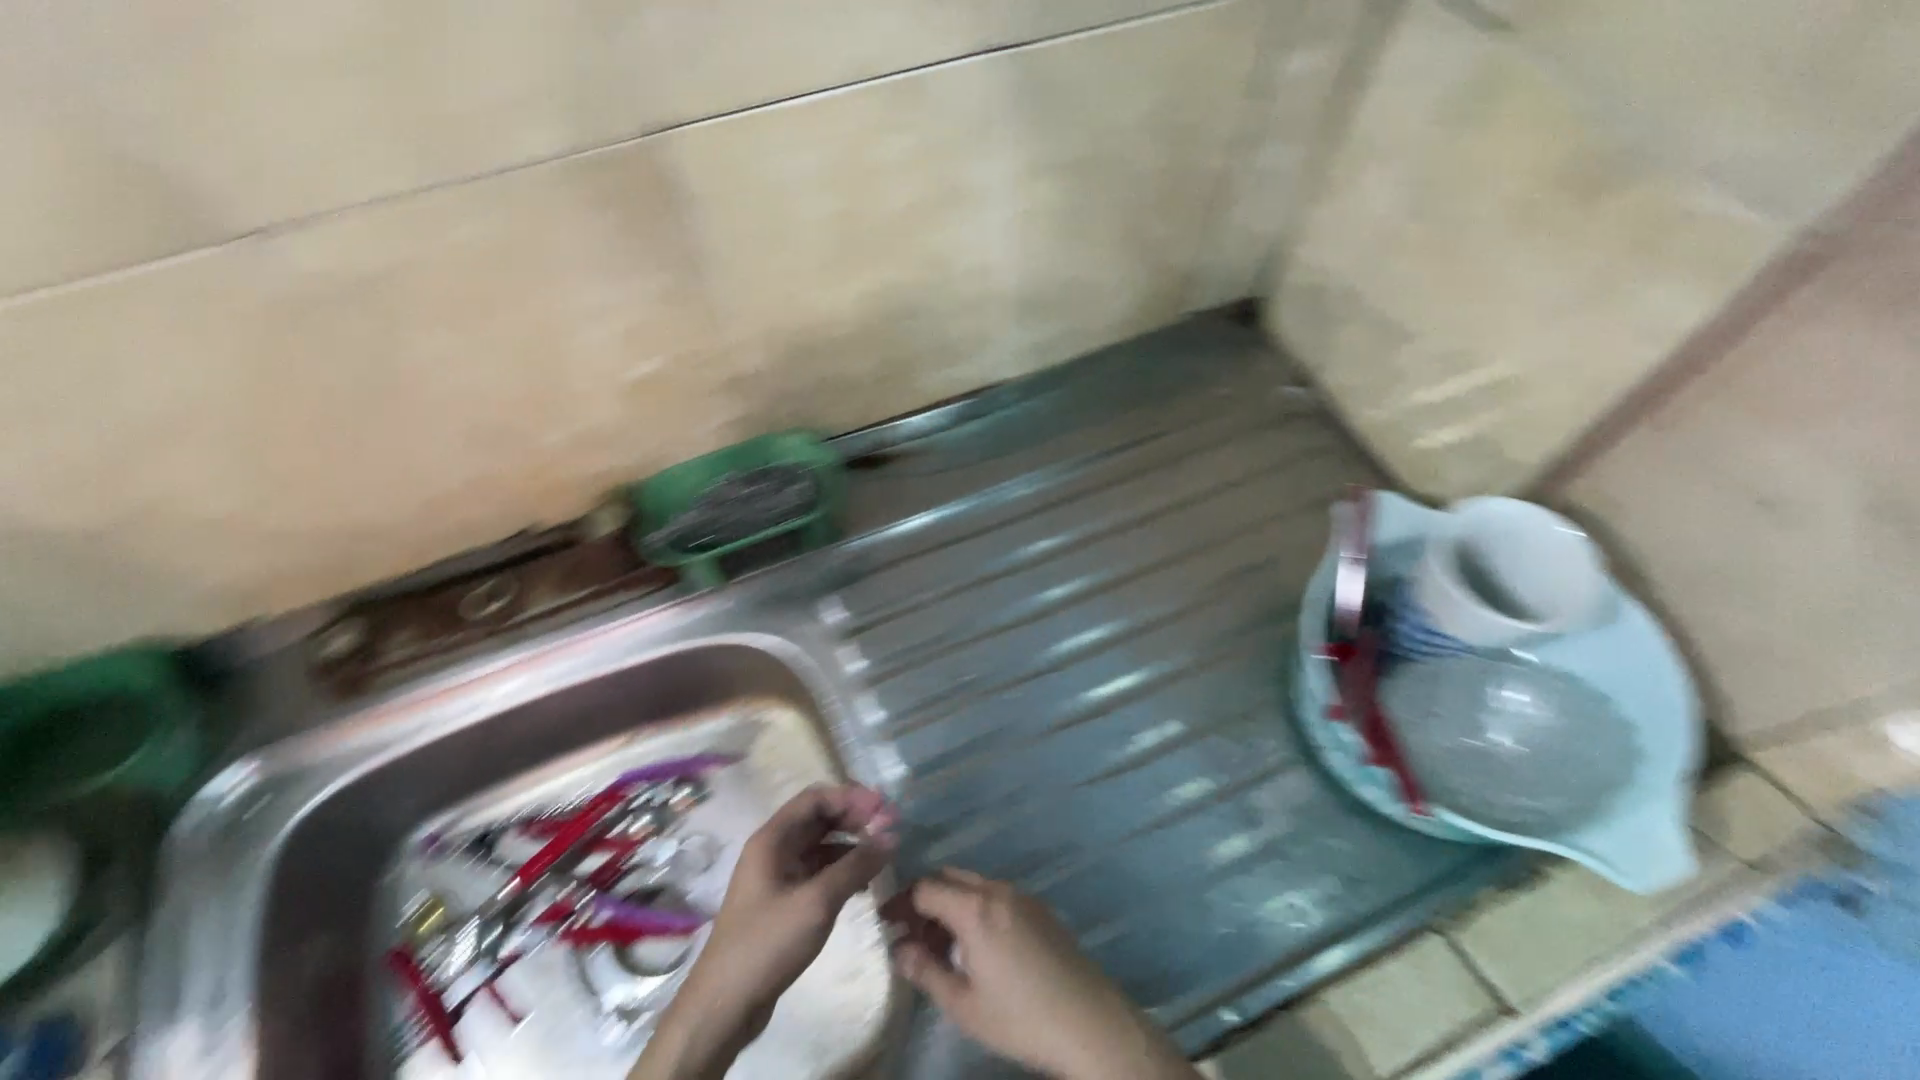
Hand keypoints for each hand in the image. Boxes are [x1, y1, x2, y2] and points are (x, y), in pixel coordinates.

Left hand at [629, 784, 896, 1079]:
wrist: (726, 1002)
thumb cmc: (768, 943)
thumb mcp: (817, 901)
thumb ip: (856, 866)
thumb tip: (891, 837)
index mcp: (772, 839)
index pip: (816, 798)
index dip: (852, 797)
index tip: (886, 810)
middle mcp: (773, 850)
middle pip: (819, 819)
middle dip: (855, 819)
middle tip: (891, 831)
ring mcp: (777, 876)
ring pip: (820, 846)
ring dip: (852, 845)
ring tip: (884, 858)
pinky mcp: (783, 901)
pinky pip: (817, 872)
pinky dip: (842, 871)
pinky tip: (865, 885)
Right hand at [889, 870, 1197, 1079]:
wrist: (1091, 1023)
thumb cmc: (1021, 1018)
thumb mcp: (963, 1004)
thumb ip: (925, 971)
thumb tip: (900, 949)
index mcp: (975, 909)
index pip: (925, 887)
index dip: (901, 904)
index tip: (887, 926)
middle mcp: (998, 891)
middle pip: (949, 876)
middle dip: (925, 899)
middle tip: (912, 934)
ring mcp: (1024, 897)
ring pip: (974, 884)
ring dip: (951, 904)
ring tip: (943, 947)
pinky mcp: (1042, 910)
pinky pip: (997, 895)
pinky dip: (976, 908)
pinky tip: (977, 947)